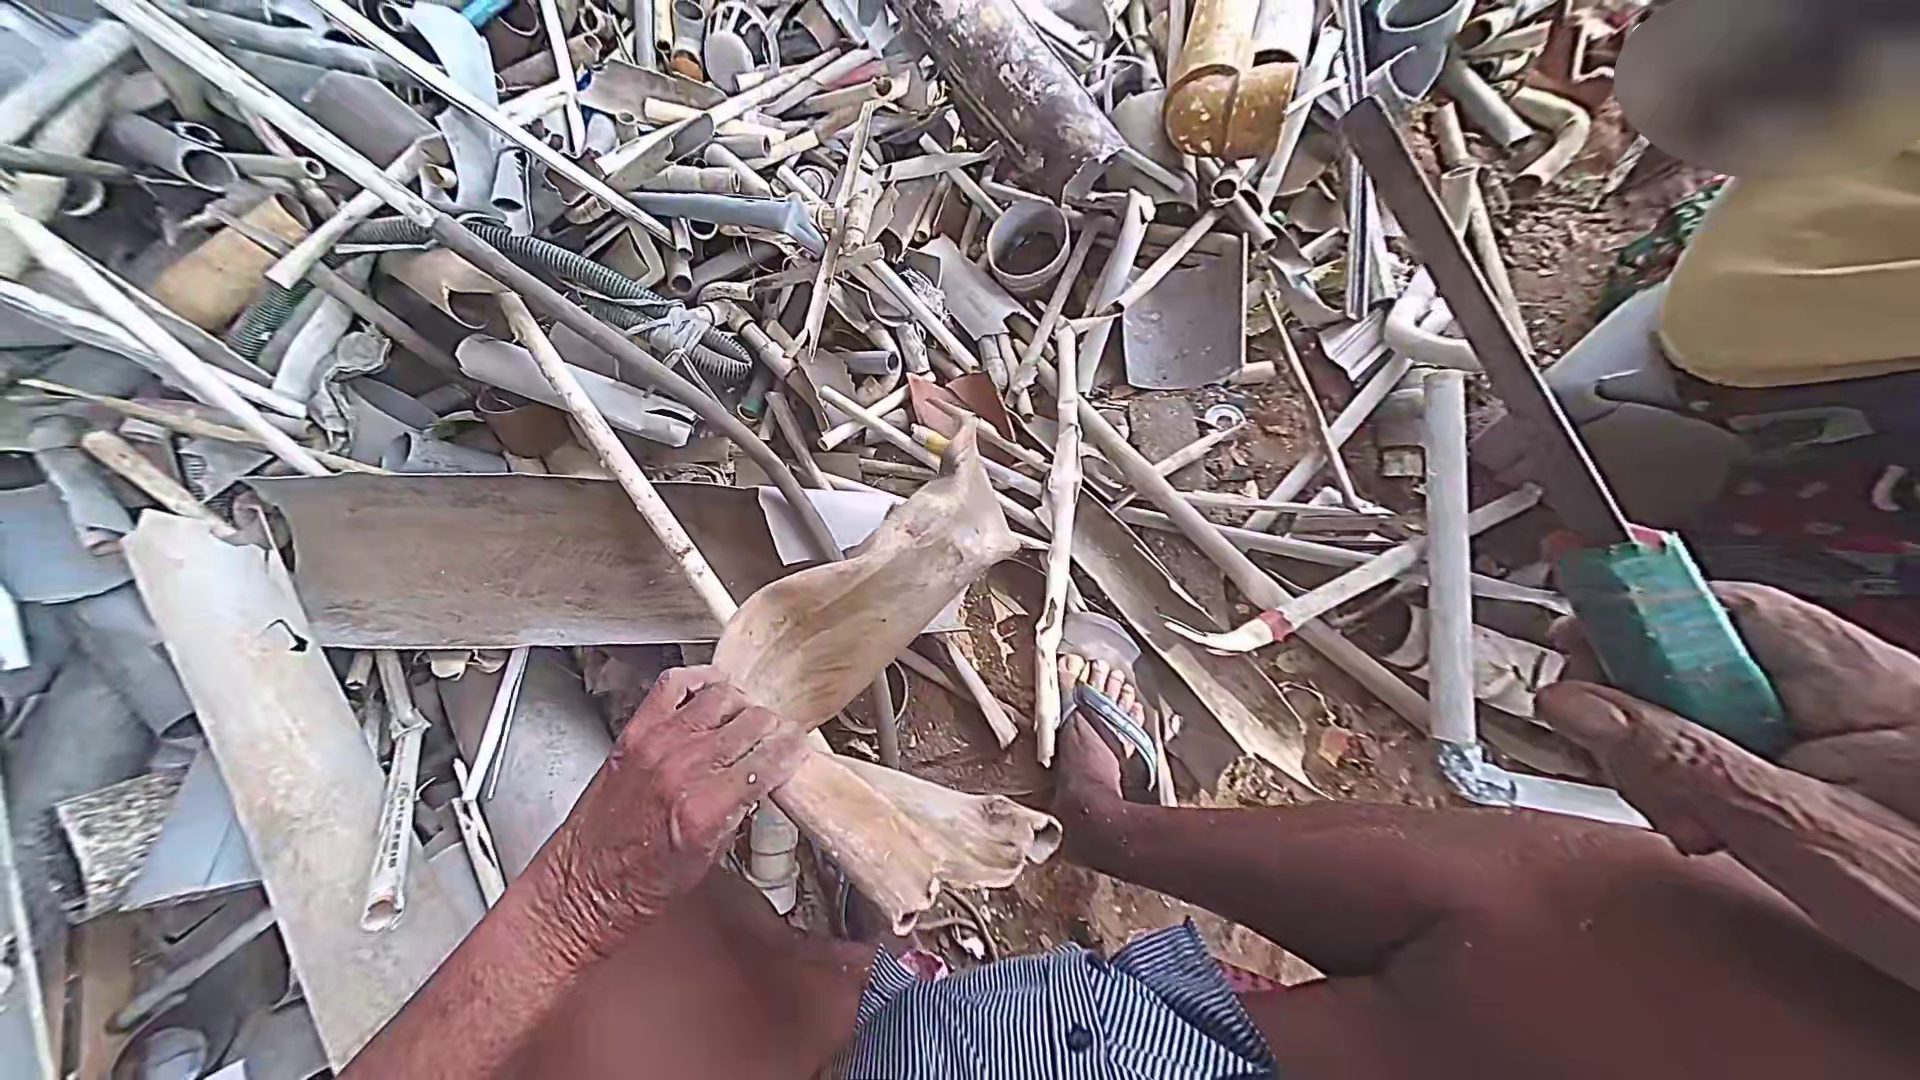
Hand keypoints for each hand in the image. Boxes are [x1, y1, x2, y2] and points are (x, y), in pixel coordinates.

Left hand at [535, 666, 808, 957]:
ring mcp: (656, 744)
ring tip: (743, 720)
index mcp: (705, 809)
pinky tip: (711, 692)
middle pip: (754, 721)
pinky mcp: (634, 732)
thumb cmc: (638, 887)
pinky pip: (676, 683)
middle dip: (772, 730)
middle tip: (772, 738)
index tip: (796, 747)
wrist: (576, 893)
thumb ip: (742, 804)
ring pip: (723, 696)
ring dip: (741, 706)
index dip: (792, 749)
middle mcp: (682, 769)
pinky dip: (699, 680)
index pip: (772, 756)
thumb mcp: (711, 856)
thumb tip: (768, 771)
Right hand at [1537, 583, 1919, 990]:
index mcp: (1870, 688)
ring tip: (1676, 806)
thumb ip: (1680, 761)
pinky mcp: (1800, 760)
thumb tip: (1571, 702)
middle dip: (1628, 700)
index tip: (1572, 615)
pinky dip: (1672, 768)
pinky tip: (1689, 809)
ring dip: (1646, 747)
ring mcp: (1822, 729)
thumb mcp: (1800, 835)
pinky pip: (1702, 736)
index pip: (1726, 607)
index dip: (1637, 604)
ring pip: (1681, 700)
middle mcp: (1846, 694)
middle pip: (1687, 654)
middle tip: (1614, 748)